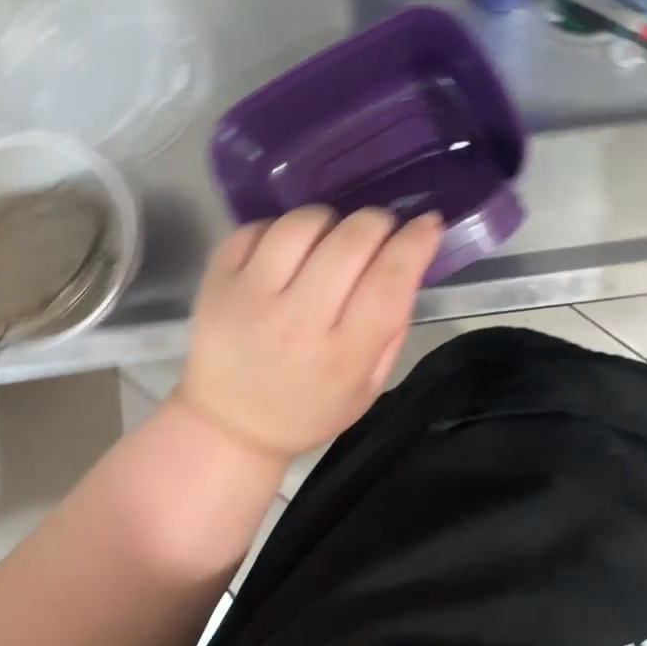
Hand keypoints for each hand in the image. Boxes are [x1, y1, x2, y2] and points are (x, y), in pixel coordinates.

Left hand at [173, 206, 442, 462]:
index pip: (388, 282)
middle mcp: (297, 321)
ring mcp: (250, 297)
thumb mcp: (369, 386)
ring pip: (302, 224)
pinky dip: (283, 228)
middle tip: (383, 228)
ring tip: (333, 237)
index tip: (428, 224)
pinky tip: (292, 248)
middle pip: (350, 242)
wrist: (229, 425)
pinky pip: (257, 227)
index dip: (415, 243)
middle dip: (377, 222)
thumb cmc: (309, 409)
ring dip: (330, 220)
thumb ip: (393, 327)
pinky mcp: (218, 281)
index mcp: (342, 355)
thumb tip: (408, 263)